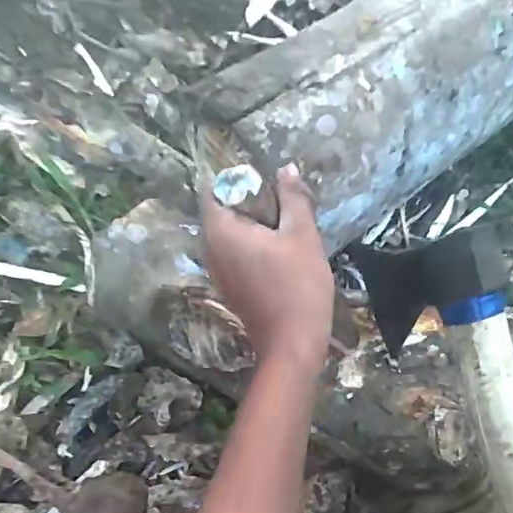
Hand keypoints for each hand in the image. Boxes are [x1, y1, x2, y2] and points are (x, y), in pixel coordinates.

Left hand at [200, 163, 333, 371]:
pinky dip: (253, 246)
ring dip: (254, 225)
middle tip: (284, 203)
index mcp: (220, 230)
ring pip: (230, 234)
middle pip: (223, 210)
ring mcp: (216, 271)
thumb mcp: (302, 235)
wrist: (292, 344)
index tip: (268, 183)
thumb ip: (294, 198)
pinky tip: (279, 252)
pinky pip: (235, 254)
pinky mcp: (228, 286)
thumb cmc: (298, 286)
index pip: (216, 188)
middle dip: (251, 202)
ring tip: (286, 226)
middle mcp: (209, 248)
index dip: (241, 179)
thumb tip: (286, 169)